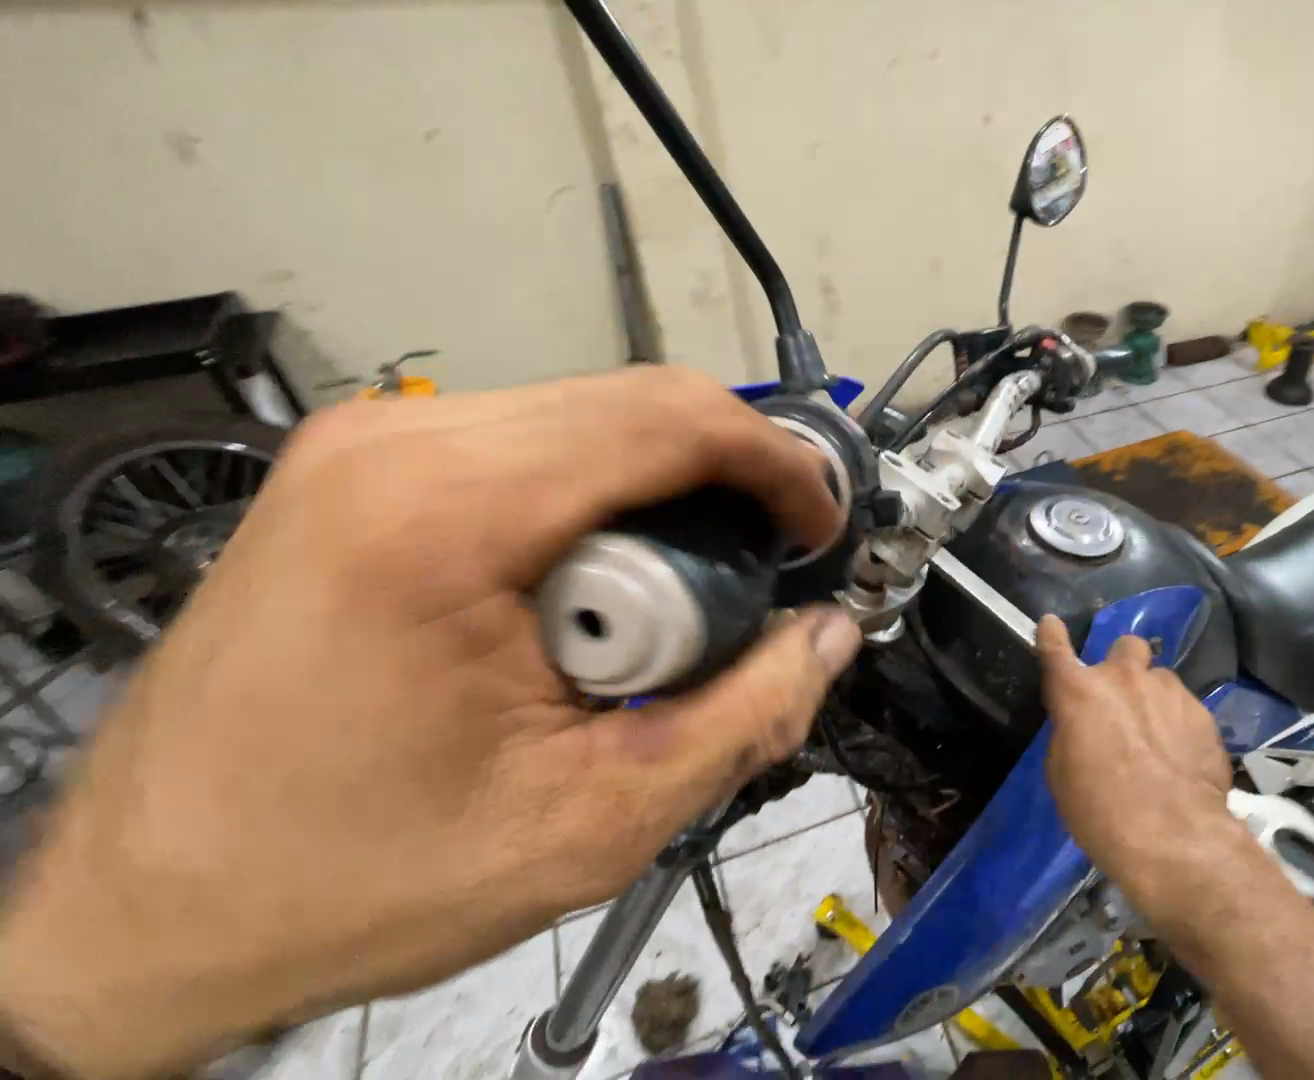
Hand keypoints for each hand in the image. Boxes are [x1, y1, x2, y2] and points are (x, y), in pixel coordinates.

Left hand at [0, 367, 864, 1079]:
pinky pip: (539, 446)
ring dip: (670, 495)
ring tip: (681, 603)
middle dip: (731, 481)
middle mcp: (399, 442)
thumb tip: (831, 631)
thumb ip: (746, 714)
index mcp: (445, 512)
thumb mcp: (599, 820)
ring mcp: (371, 444)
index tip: (821, 532)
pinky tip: (602, 589)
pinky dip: (607, 498)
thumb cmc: (368, 876)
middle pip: (638, 404)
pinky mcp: (364, 469)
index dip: (778, 464)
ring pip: (594, 418)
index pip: (670, 420)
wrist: (155, 909)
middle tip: (767, 576)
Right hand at [1036, 615, 1241, 919]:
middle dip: (1124, 663)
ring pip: (1160, 678)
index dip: (1051, 636)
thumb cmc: (1100, 810)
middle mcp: (1124, 679)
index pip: (1056, 651)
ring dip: (1155, 696)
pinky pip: (1187, 708)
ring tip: (1159, 735)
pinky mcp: (1204, 715)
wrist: (1173, 834)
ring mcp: (1169, 692)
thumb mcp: (1063, 774)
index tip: (1051, 624)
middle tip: (1124, 695)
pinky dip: (1181, 724)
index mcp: (1079, 692)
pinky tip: (1183, 756)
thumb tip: (1085, 727)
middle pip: (1126, 645)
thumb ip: (1071, 734)